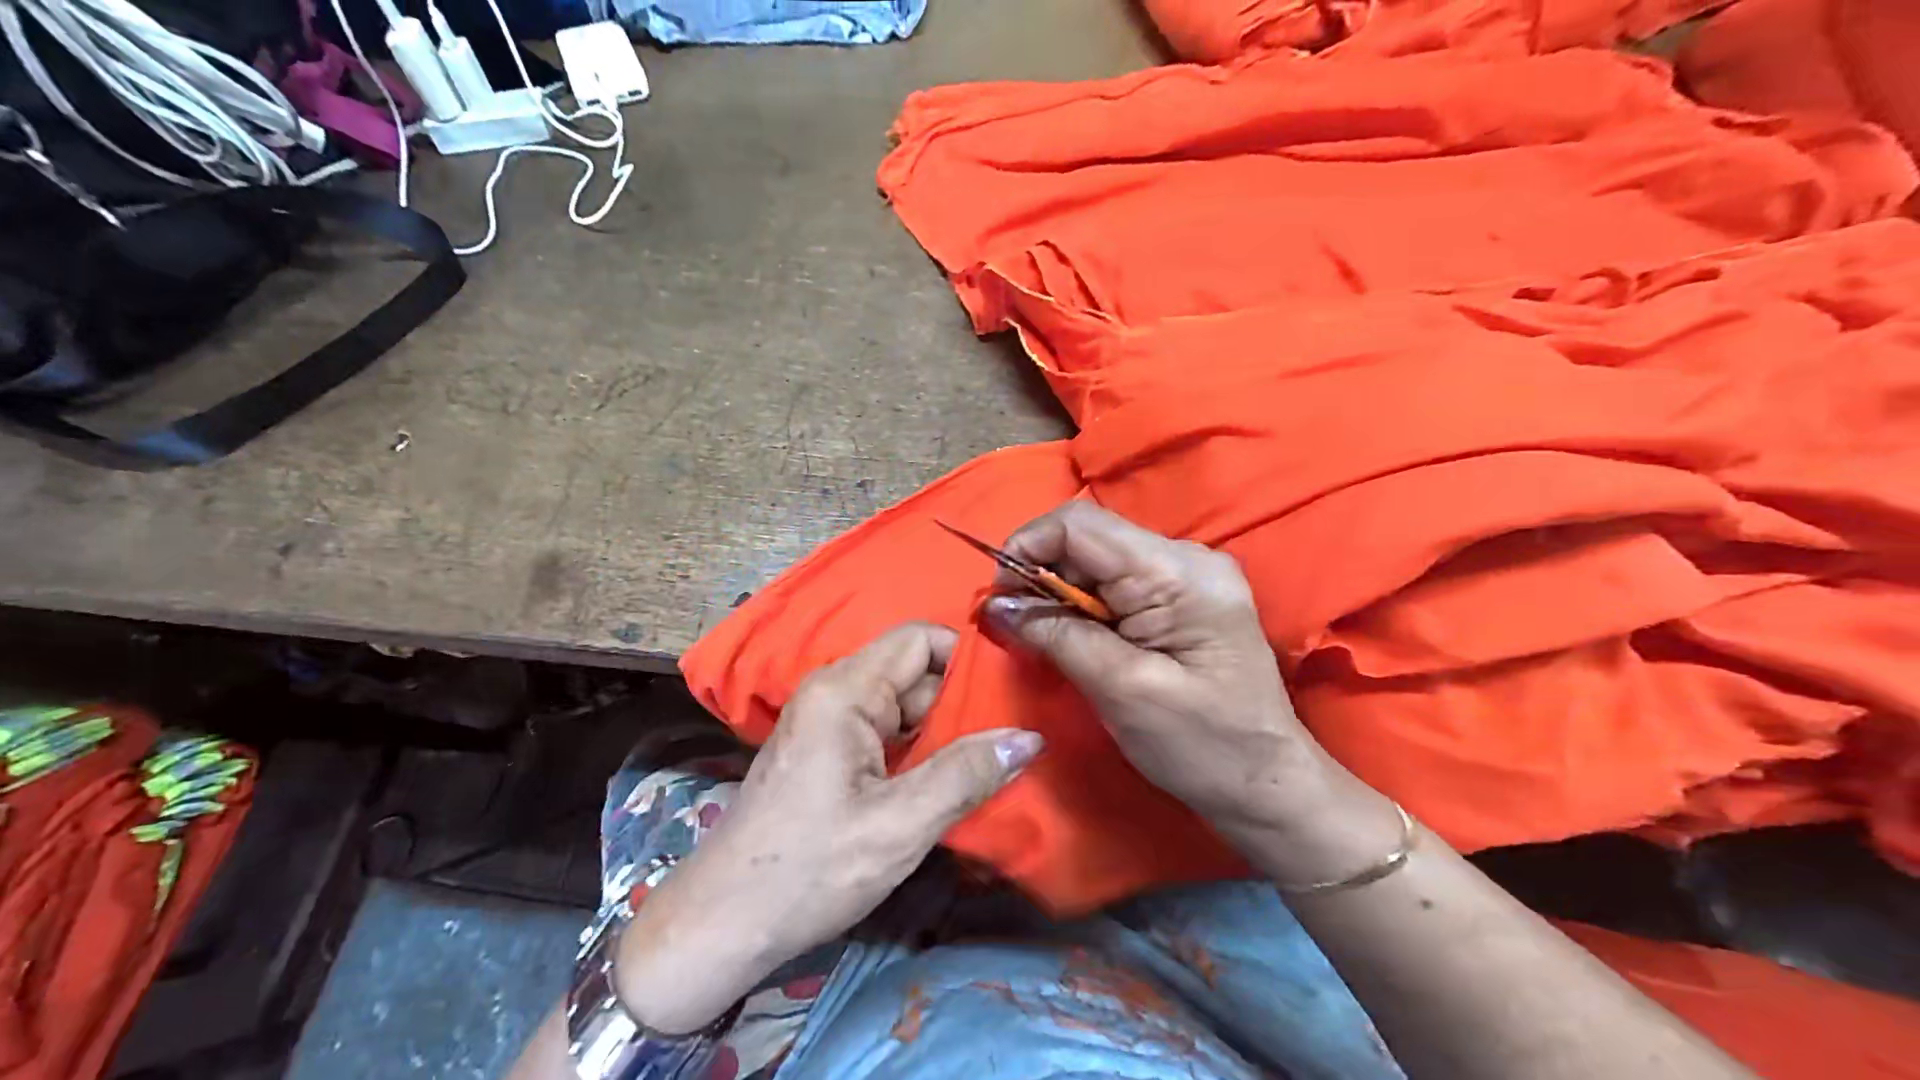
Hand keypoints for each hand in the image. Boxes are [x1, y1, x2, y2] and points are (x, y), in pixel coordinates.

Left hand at [613, 623, 1043, 1032]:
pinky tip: (953, 778)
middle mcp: (834, 692)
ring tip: (997, 757)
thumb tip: (1029, 737)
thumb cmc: (809, 870)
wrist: (725, 922)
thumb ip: (966, 775)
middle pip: (914, 672)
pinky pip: (887, 733)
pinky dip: (920, 750)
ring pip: (904, 706)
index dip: (967, 657)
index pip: (919, 639)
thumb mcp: (899, 826)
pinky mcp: (829, 752)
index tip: (1012, 688)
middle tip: (1017, 732)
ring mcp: (829, 722)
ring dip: (945, 731)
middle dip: (963, 700)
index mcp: (844, 690)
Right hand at [980, 503, 1396, 873]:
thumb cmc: (1202, 746)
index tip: (1000, 599)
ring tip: (1047, 640)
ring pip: (1096, 560)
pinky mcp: (1182, 596)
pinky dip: (1084, 606)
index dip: (1027, 548)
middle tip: (1019, 629)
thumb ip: (1058, 636)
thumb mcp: (1121, 691)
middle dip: (1041, 576)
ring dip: (1060, 594)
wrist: (1268, 785)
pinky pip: (1115, 582)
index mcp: (1178, 573)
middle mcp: (1185, 557)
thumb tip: (996, 604)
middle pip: (1087, 539)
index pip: (1079, 524)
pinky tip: (1079, 640)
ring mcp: (1187, 574)